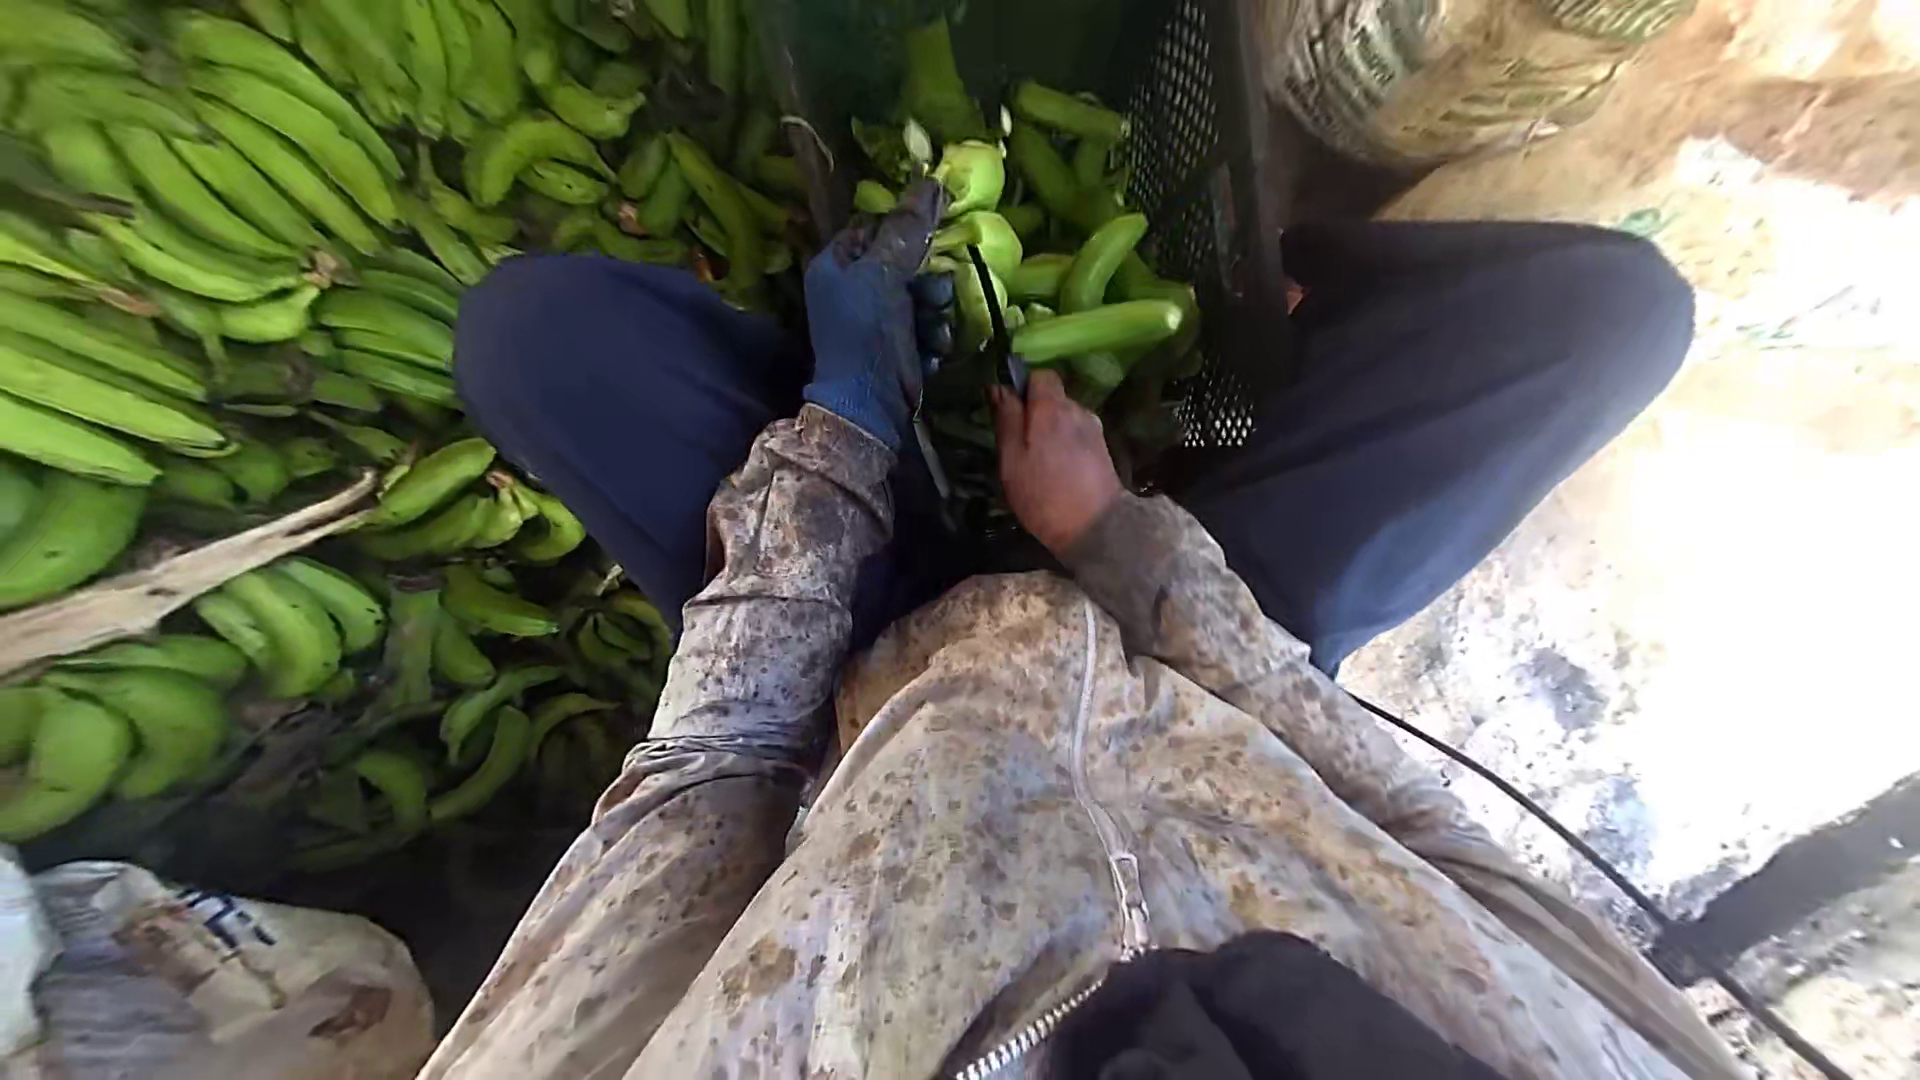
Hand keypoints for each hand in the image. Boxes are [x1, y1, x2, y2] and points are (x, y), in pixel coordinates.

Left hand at [801, 180, 946, 449]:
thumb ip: (907, 230)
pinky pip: (927, 328)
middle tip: (932, 296)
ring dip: (934, 315)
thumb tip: (931, 182)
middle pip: (905, 264)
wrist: (872, 405)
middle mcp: (854, 291)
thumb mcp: (883, 274)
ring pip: (923, 298)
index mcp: (837, 266)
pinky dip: (932, 340)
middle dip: (927, 282)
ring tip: (930, 333)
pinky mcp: (899, 349)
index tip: (931, 233)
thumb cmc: (867, 334)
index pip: (874, 227)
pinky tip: (929, 353)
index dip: (905, 229)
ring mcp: (877, 323)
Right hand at [990, 369, 1124, 553]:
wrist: (1094, 528)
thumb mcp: (1011, 458)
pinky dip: (1064, 445)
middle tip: (1019, 446)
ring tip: (1038, 463)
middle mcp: (1077, 410)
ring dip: (1050, 431)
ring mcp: (1093, 429)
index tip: (1010, 412)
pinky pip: (1076, 435)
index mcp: (1052, 408)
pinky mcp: (1102, 449)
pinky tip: (1058, 471)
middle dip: (1035, 413)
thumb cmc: (1043, 494)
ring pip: (1064, 418)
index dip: (1023, 389)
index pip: (1040, 375)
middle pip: (1052, 397)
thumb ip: (1006, 418)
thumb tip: (998, 386)